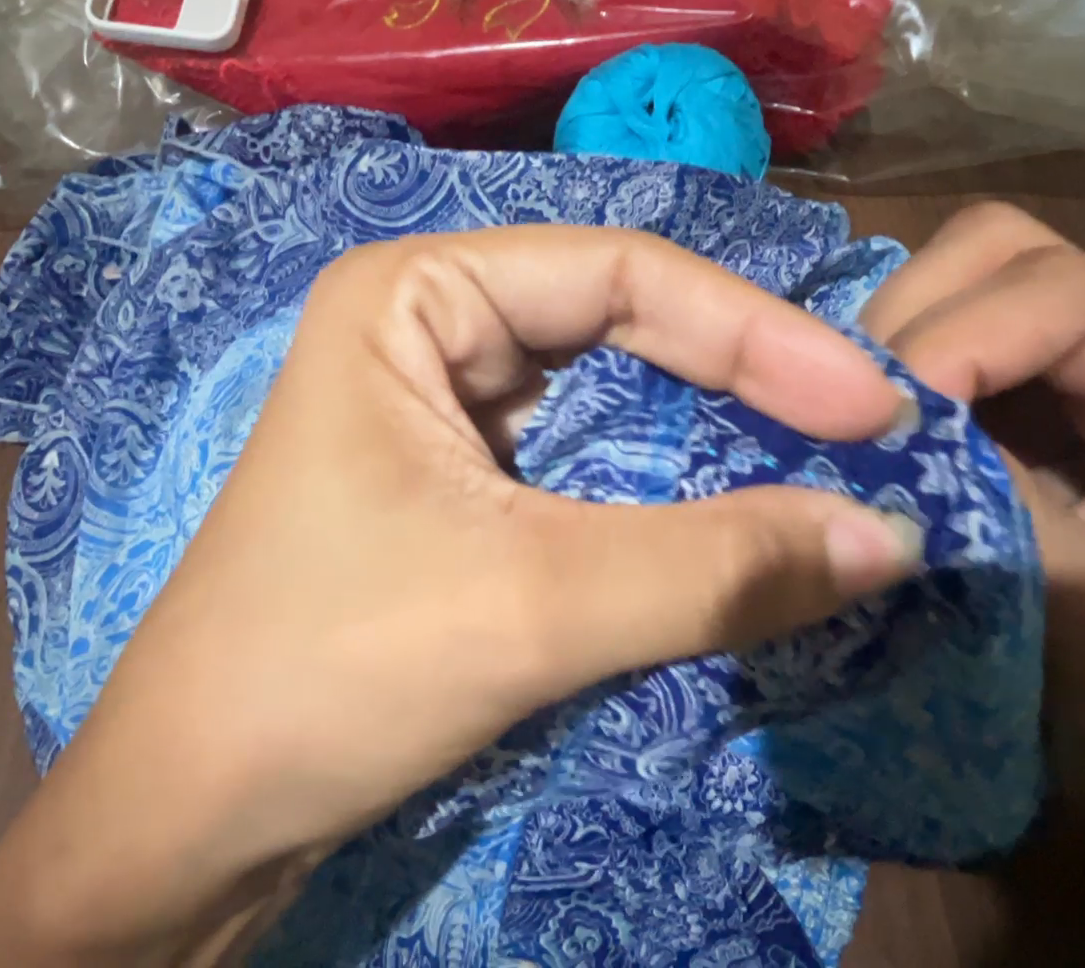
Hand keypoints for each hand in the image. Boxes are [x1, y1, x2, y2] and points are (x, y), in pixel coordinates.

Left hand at [0, 226, 922, 965]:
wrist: (193, 809)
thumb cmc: (327, 674)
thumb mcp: (531, 609)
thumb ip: (716, 570)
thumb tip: (891, 539)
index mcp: (414, 295)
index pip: (620, 274)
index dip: (757, 332)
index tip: (872, 407)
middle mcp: (424, 330)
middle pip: (618, 324)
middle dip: (739, 374)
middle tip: (860, 431)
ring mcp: (435, 410)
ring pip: (604, 397)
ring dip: (709, 431)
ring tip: (818, 460)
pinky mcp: (449, 487)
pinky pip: (580, 464)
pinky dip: (660, 489)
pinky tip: (726, 507)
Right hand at [861, 203, 1084, 953]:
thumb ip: (990, 509)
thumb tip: (875, 437)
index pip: (1061, 298)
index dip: (949, 344)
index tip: (872, 429)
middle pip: (1005, 250)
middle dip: (908, 318)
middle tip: (848, 412)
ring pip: (963, 274)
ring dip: (891, 333)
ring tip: (852, 415)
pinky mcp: (1041, 388)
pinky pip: (945, 328)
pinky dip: (890, 360)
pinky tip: (867, 419)